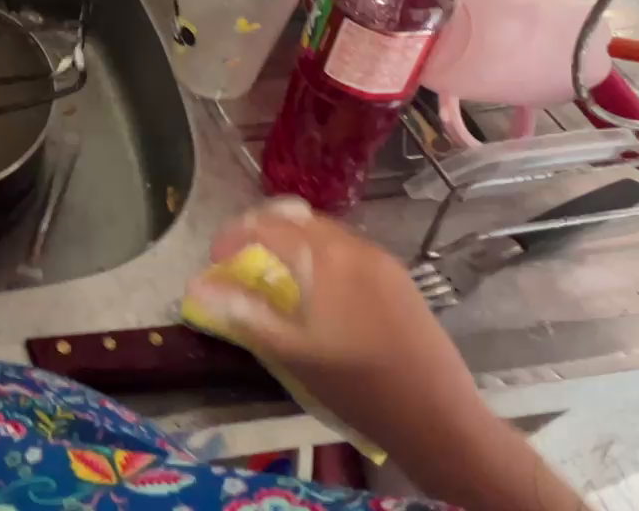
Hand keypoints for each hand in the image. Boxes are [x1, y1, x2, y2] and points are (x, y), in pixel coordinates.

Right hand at [185, 199, 489, 453]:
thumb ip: (241, 312)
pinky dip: (320, 256)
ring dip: (291, 242)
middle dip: (260, 231)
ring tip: (276, 276)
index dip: (232, 236)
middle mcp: (352, 244)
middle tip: (241, 261)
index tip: (215, 261)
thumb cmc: (358, 387)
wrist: (442, 421)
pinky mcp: (398, 277)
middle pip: (294, 218)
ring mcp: (380, 258)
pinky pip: (347, 250)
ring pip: (322, 232)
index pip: (264, 224)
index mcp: (324, 256)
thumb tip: (196, 286)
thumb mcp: (291, 352)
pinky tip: (317, 292)